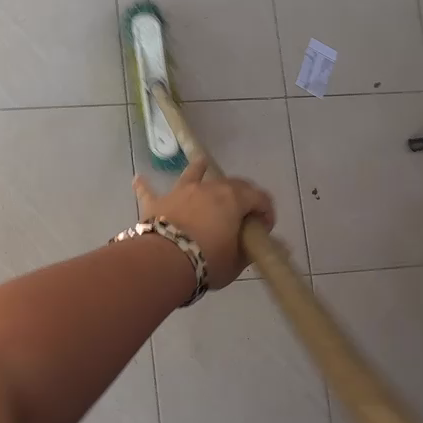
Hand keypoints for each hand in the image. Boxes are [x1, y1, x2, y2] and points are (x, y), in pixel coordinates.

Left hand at [132, 157, 274, 289]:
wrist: (165, 260)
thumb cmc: (209, 260)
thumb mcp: (239, 260)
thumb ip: (257, 248)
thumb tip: (283, 246)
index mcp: (231, 199)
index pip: (258, 197)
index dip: (266, 211)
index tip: (264, 228)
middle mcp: (206, 188)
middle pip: (229, 184)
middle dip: (240, 193)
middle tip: (243, 211)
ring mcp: (178, 192)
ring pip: (191, 175)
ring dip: (198, 169)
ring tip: (201, 162)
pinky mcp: (155, 203)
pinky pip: (148, 191)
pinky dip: (145, 186)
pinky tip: (138, 179)